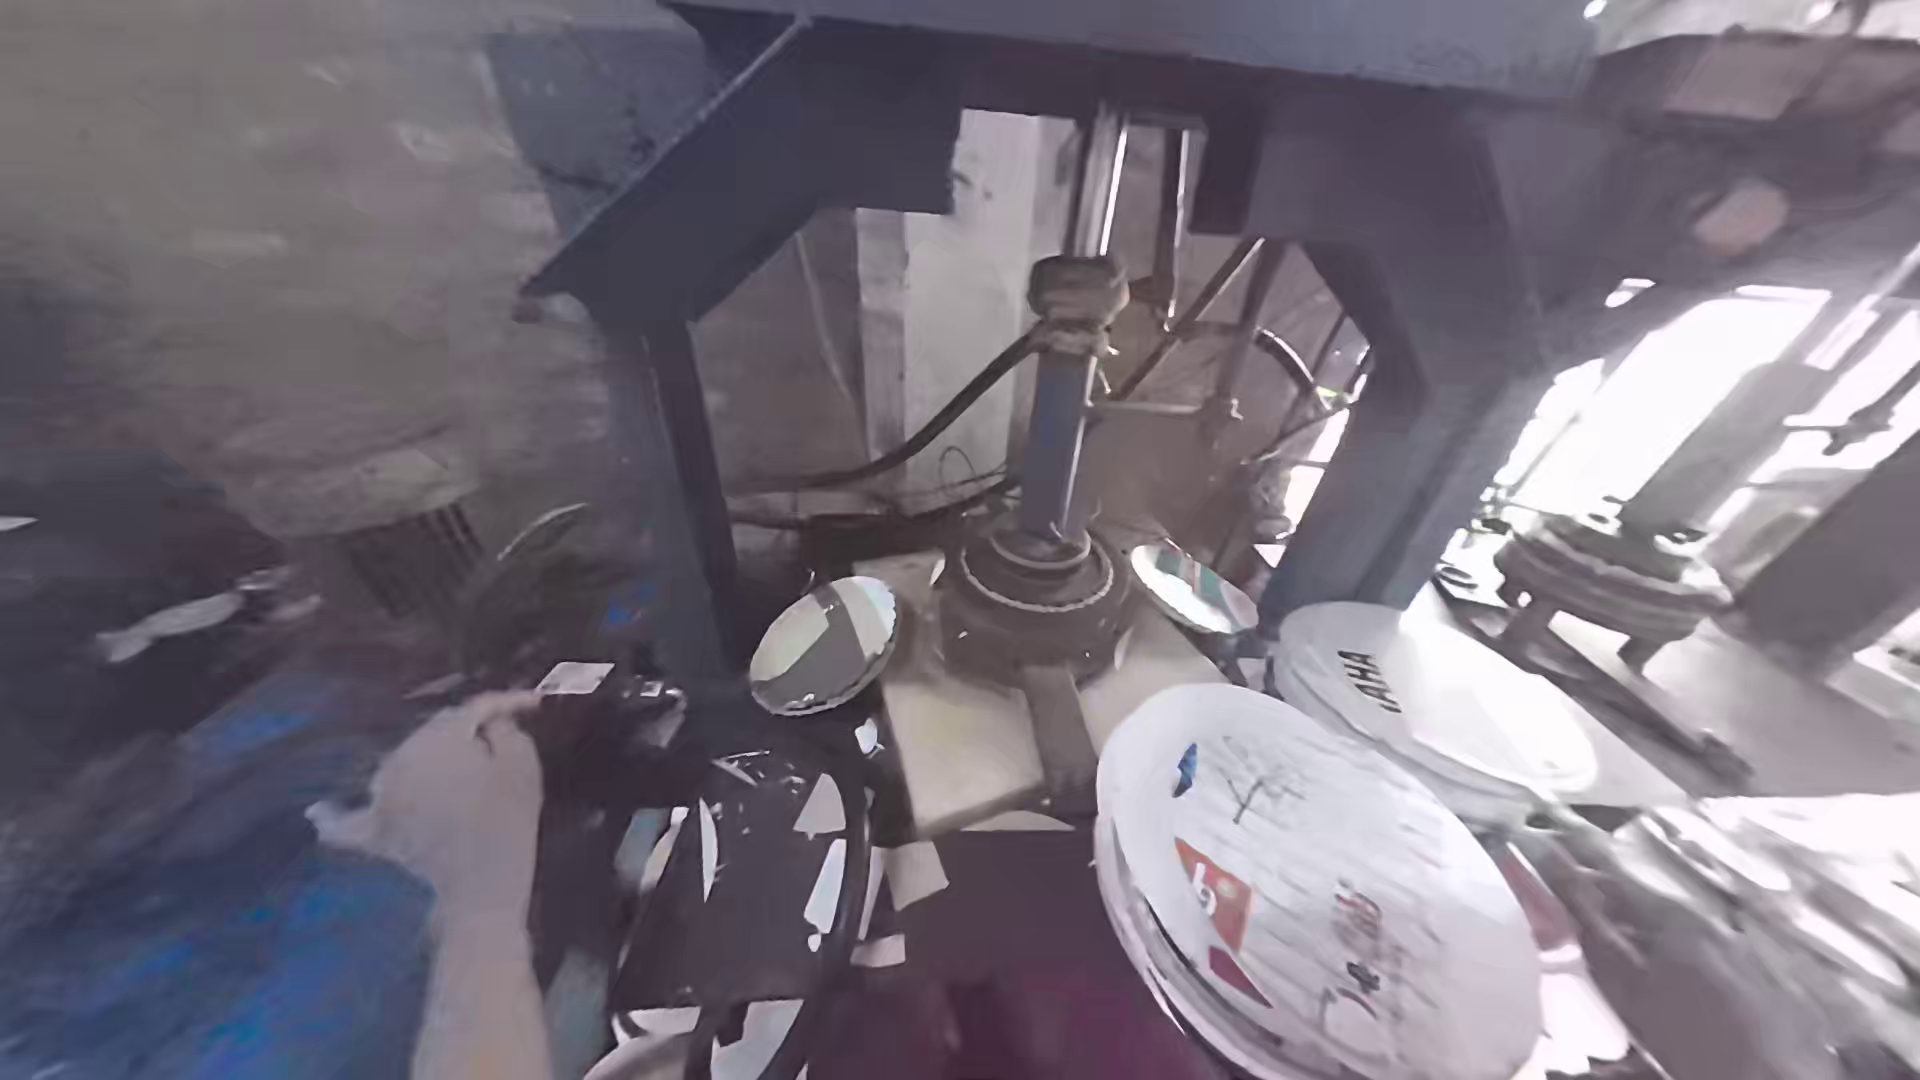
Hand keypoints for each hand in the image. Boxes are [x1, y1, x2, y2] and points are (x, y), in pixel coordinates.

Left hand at [308, 691, 544, 920]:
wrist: (482, 874)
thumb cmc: (509, 811)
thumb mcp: (522, 760)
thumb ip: (506, 729)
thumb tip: (491, 721)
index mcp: (438, 740)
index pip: (474, 708)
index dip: (507, 700)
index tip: (534, 703)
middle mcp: (398, 760)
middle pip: (435, 730)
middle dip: (467, 726)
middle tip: (501, 728)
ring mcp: (377, 797)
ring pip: (402, 761)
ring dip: (427, 755)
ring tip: (454, 754)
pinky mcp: (371, 831)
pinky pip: (345, 820)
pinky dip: (335, 814)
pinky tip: (320, 810)